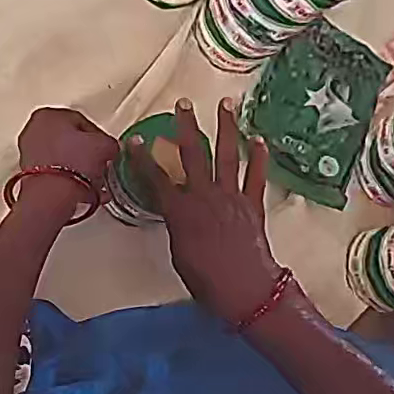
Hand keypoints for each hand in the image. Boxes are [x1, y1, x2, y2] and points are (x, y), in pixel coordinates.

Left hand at [16, 107, 117, 206]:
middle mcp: (33, 131)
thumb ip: (109, 143)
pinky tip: (82, 189)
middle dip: (85, 152)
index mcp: (48, 115)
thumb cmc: (73, 164)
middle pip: (67, 140)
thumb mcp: (104, 145)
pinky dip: (68, 179)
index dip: (98, 136)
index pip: (80, 121)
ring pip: (61, 158)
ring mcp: (29, 154)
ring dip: (78, 168)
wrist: (54, 195)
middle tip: (99, 162)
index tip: (105, 147)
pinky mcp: (29, 175)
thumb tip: (109, 149)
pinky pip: (55, 173)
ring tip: (93, 180)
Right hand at [125, 99, 287, 323]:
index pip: (156, 178)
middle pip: (193, 154)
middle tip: (183, 105)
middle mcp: (204, 196)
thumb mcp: (179, 253)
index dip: (142, 158)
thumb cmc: (205, 279)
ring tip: (226, 104)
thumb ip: (178, 226)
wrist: (244, 289)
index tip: (134, 140)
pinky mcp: (252, 204)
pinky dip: (258, 158)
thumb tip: (178, 214)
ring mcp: (231, 197)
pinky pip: (256, 176)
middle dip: (186, 127)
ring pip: (227, 155)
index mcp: (180, 210)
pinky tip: (259, 140)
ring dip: (226, 127)